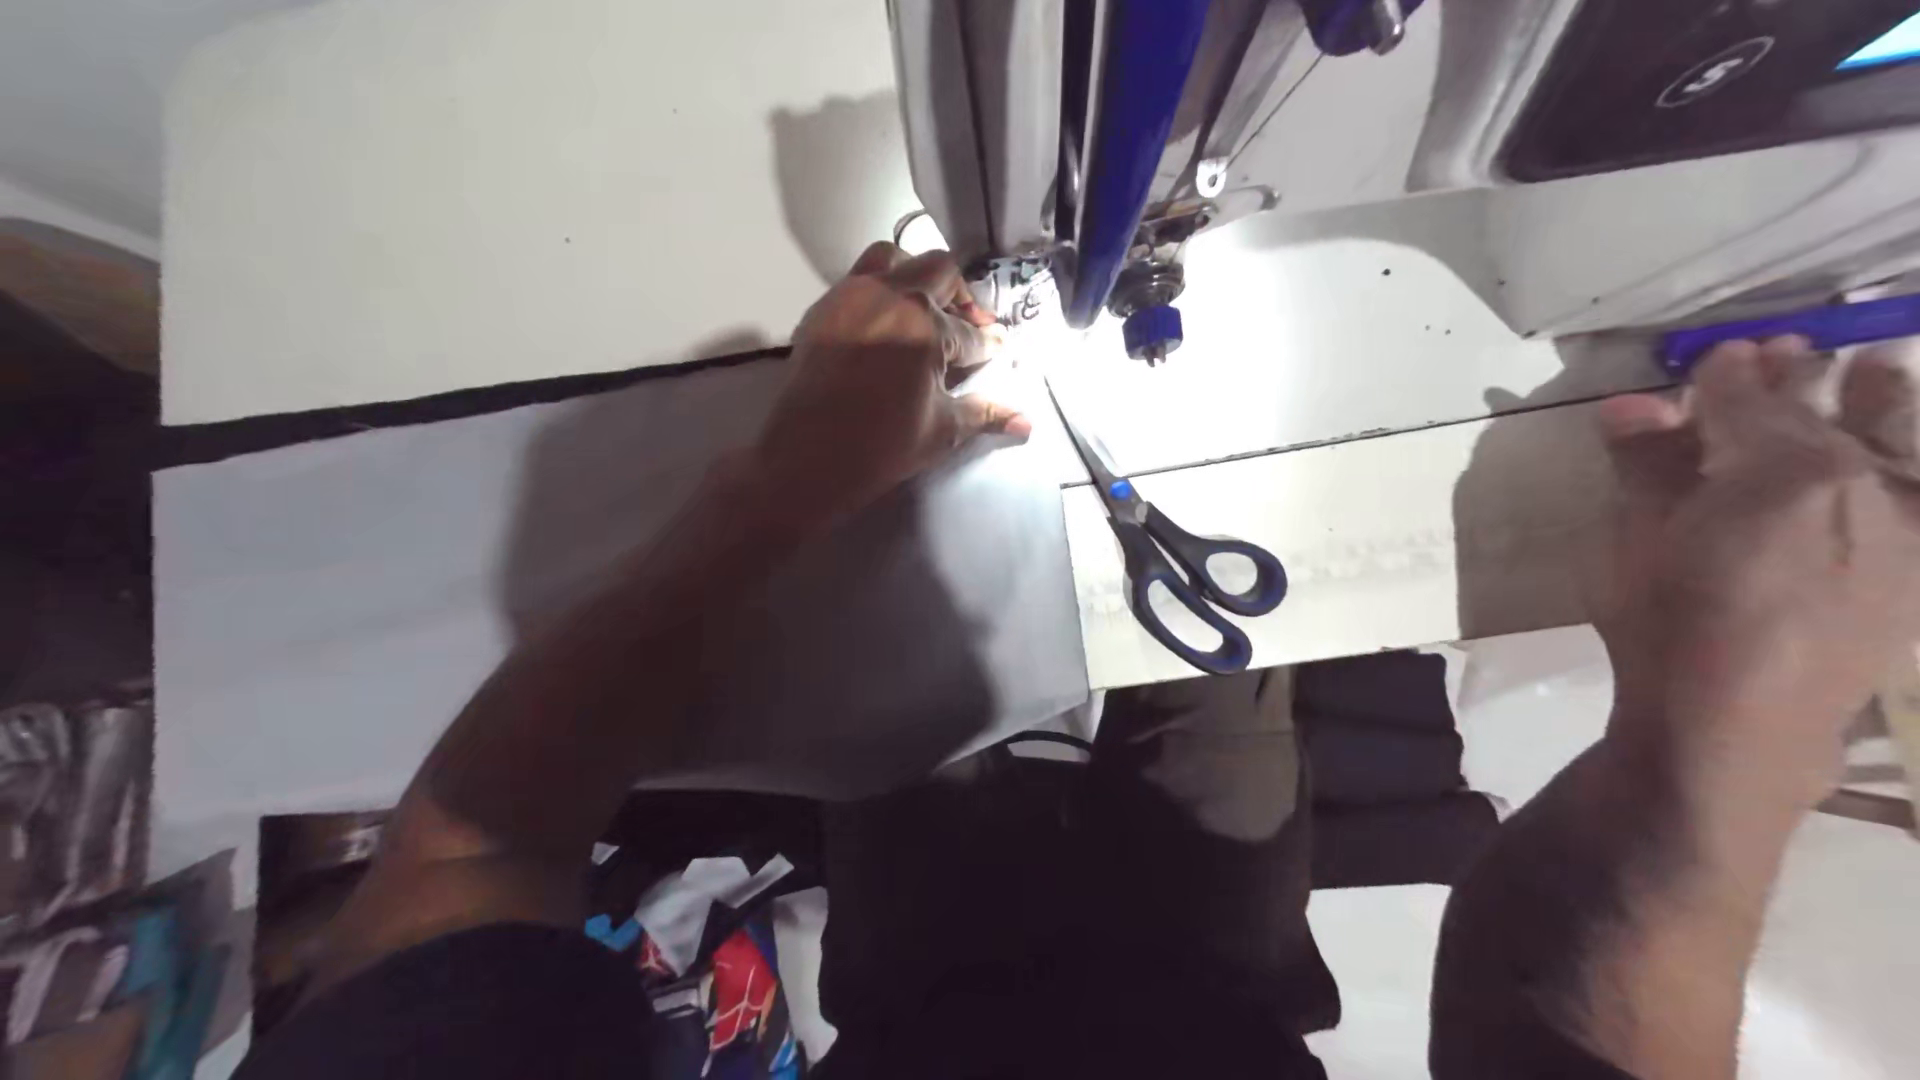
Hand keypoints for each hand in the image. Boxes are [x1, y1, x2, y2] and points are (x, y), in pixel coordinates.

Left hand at [750, 242, 1030, 520]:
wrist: (805, 460)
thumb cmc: (881, 447)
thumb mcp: (941, 430)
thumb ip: (985, 415)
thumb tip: (1028, 421)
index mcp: (923, 324)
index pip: (969, 330)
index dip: (989, 343)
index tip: (998, 348)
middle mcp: (887, 296)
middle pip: (937, 270)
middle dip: (960, 297)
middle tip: (967, 328)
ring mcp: (849, 298)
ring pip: (891, 260)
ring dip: (916, 279)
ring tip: (924, 316)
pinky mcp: (821, 311)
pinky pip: (856, 282)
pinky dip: (879, 294)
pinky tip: (885, 330)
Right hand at [1593, 337, 1919, 805]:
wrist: (1739, 714)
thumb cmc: (1661, 621)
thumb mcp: (1631, 541)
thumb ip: (1643, 467)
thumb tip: (1631, 404)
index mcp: (1779, 473)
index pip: (1747, 403)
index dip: (1724, 375)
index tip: (1712, 354)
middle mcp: (1865, 483)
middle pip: (1825, 414)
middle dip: (1796, 380)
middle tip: (1779, 352)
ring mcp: (1910, 523)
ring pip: (1898, 443)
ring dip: (1880, 402)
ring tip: (1872, 373)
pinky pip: (1917, 488)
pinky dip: (1906, 456)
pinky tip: (1895, 450)